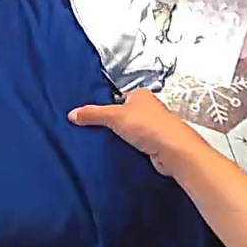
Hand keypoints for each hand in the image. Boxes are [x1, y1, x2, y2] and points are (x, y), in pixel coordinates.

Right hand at [69, 88, 208, 175]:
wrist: (175, 151)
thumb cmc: (148, 126)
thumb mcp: (114, 116)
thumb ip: (92, 114)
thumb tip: (72, 114)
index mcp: (141, 95)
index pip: (117, 96)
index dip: (104, 104)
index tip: (89, 114)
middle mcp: (148, 108)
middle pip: (122, 113)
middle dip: (110, 121)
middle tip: (92, 128)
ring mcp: (153, 126)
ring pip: (129, 129)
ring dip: (119, 136)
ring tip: (102, 141)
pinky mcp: (155, 143)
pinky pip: (135, 143)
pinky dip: (127, 147)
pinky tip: (118, 151)